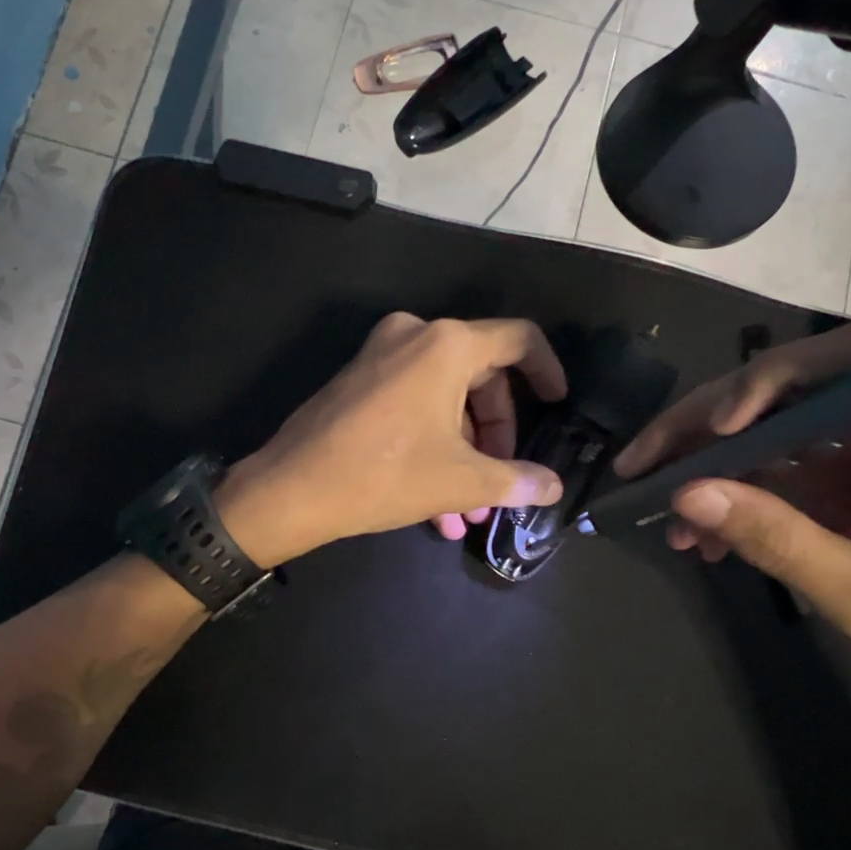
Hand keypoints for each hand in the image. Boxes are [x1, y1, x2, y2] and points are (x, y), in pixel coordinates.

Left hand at [216, 313, 568, 565]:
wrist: (291, 489)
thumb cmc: (384, 474)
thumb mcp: (460, 481)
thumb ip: (515, 480)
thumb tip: (553, 487)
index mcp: (448, 345)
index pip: (519, 340)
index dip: (548, 371)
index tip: (559, 404)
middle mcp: (415, 336)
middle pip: (481, 376)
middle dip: (497, 436)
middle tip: (502, 482)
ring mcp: (381, 356)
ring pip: (445, 399)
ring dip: (464, 454)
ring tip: (469, 513)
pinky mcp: (359, 381)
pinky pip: (413, 405)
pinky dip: (433, 446)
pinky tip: (437, 508)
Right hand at [615, 320, 850, 705]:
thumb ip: (778, 541)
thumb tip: (685, 495)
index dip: (784, 375)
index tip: (722, 426)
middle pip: (798, 379)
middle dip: (711, 417)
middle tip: (644, 460)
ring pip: (772, 408)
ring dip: (706, 450)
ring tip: (656, 501)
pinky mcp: (843, 455)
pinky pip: (770, 447)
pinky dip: (726, 479)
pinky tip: (696, 526)